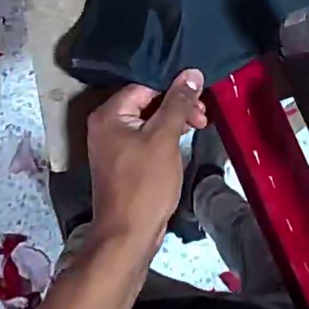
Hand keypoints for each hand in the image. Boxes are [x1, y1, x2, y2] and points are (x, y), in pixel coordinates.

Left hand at [86, 69, 207, 250]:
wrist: (128, 236)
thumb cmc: (145, 184)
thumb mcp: (165, 137)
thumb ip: (179, 102)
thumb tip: (192, 73)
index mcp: (110, 114)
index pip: (146, 85)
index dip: (175, 88)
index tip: (200, 97)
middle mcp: (106, 125)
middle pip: (147, 100)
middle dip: (177, 105)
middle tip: (203, 116)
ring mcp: (113, 144)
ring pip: (149, 118)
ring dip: (175, 119)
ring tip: (199, 126)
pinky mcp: (124, 160)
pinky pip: (147, 136)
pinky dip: (166, 134)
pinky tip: (184, 139)